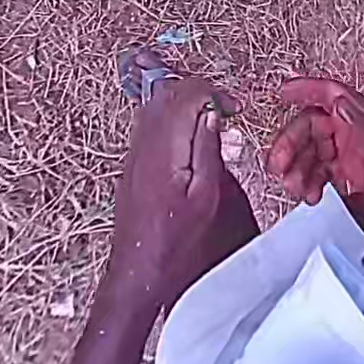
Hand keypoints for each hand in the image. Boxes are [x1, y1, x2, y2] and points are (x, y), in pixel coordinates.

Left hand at [105, 74, 240, 309]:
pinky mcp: (131, 161)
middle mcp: (143, 144)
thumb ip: (208, 150)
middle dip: (199, 91)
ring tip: (210, 117)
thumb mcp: (206, 198)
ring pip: (155, 104)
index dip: (212, 93)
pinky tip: (189, 135)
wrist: (137, 273)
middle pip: (167, 93)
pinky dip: (171, 115)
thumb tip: (212, 115)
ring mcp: (133, 152)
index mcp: (164, 150)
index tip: (233, 107)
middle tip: (224, 107)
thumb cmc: (175, 244)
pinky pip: (149, 121)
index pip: (184, 96)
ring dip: (184, 101)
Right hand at [267, 78, 363, 238]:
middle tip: (279, 164)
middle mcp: (358, 132)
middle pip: (312, 128)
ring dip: (299, 168)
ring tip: (295, 186)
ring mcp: (356, 154)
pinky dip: (313, 183)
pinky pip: (324, 174)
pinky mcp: (357, 177)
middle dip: (291, 144)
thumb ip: (358, 122)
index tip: (283, 91)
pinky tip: (312, 194)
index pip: (329, 93)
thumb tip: (336, 99)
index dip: (304, 89)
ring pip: (315, 154)